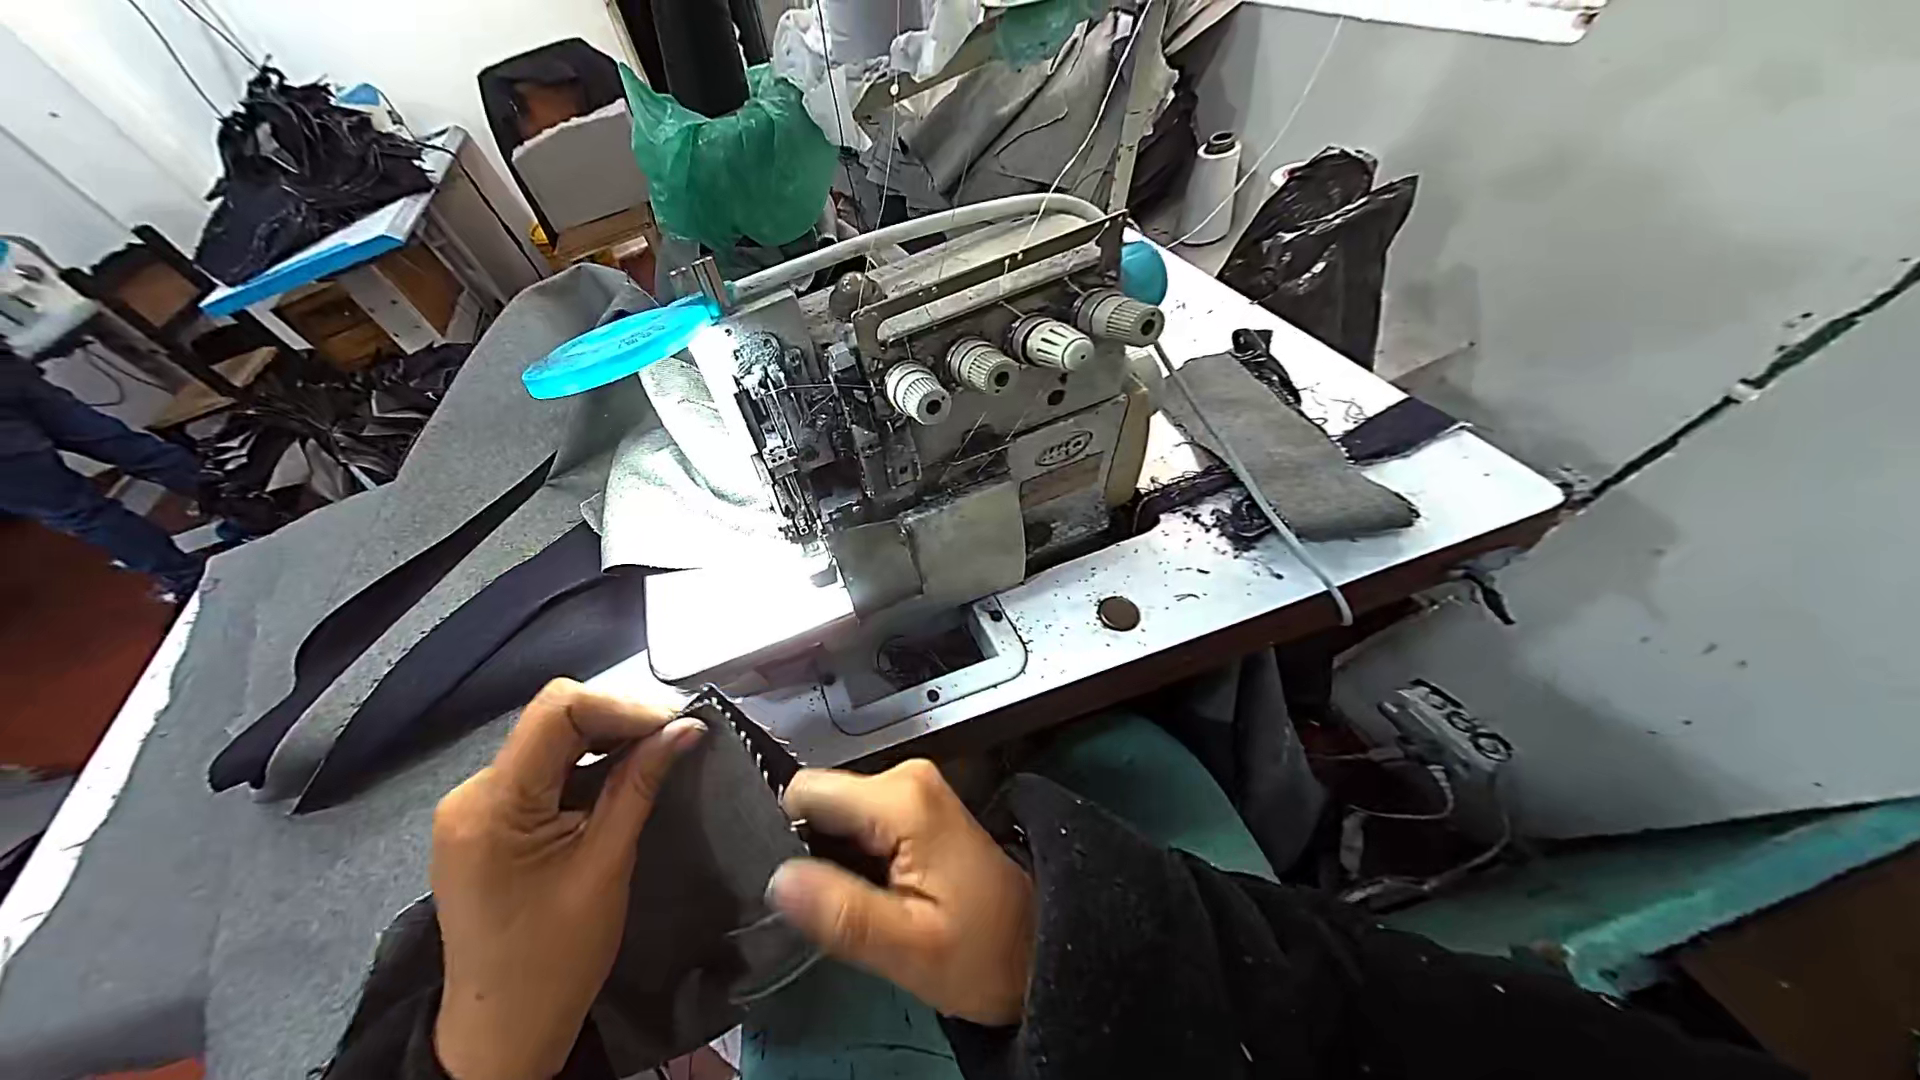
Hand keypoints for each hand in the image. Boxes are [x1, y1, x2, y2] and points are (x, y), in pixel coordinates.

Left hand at [430, 679, 704, 1079]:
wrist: (502, 1032)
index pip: (556, 711)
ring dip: (609, 739)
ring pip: (552, 738)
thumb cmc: (556, 958)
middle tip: (676, 736)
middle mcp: (472, 792)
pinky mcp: (488, 818)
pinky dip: (589, 761)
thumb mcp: (607, 863)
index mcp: (492, 806)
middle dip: (621, 720)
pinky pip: (545, 766)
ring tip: (658, 752)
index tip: (674, 724)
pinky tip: (622, 774)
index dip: (621, 705)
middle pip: (554, 719)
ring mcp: (475, 805)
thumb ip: (641, 783)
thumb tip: (687, 726)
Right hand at [767, 760, 1035, 1025]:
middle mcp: (906, 776)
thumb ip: (840, 911)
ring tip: (856, 898)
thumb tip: (777, 880)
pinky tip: (870, 886)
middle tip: (834, 903)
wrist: (1032, 943)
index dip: (789, 836)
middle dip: (813, 849)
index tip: (800, 885)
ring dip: (833, 854)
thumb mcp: (907, 948)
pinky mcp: (911, 802)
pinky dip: (852, 852)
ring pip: (835, 811)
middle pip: (821, 800)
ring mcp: (910, 786)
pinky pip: (856, 818)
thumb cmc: (980, 949)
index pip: (806, 792)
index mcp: (902, 798)